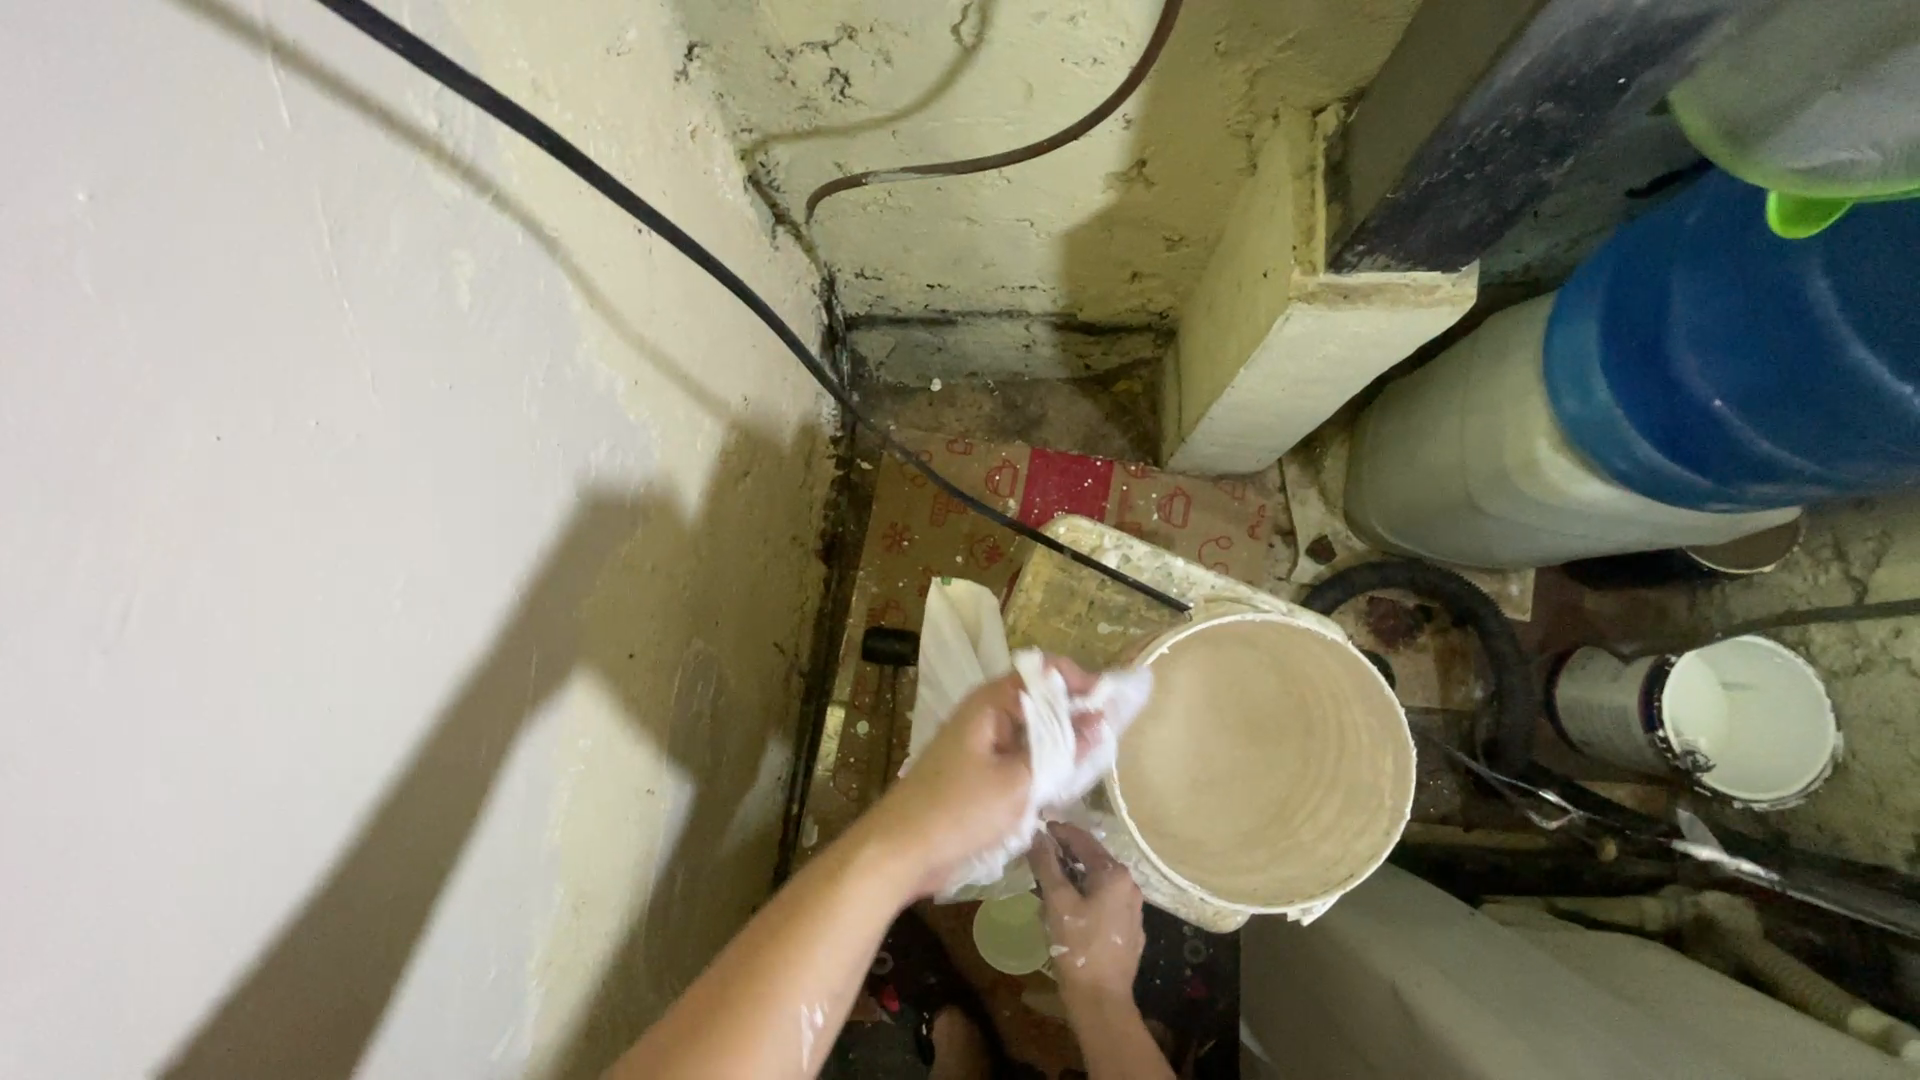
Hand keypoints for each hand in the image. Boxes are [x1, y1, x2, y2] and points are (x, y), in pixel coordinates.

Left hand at [864, 657, 1106, 898]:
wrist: (900, 850)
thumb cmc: (959, 810)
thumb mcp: (1020, 782)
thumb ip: (1062, 750)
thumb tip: (1099, 722)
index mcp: (990, 703)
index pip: (1042, 671)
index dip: (1077, 680)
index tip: (1107, 705)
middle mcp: (985, 714)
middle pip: (1038, 700)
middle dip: (1072, 717)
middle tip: (1102, 744)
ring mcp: (979, 743)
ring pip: (1031, 732)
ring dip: (1057, 747)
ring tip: (1083, 769)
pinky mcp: (977, 771)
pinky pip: (1018, 757)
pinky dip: (1039, 767)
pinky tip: (1056, 791)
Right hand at [1027, 823, 1143, 1011]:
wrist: (1101, 999)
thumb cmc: (1078, 946)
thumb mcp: (1057, 901)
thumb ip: (1047, 864)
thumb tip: (1037, 835)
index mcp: (1115, 874)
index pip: (1083, 840)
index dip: (1059, 832)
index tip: (1039, 829)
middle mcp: (1130, 886)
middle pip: (1094, 859)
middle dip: (1067, 854)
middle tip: (1041, 855)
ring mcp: (1133, 909)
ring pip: (1099, 881)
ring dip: (1076, 876)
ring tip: (1051, 879)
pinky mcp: (1129, 930)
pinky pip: (1105, 901)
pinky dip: (1087, 895)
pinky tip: (1070, 907)